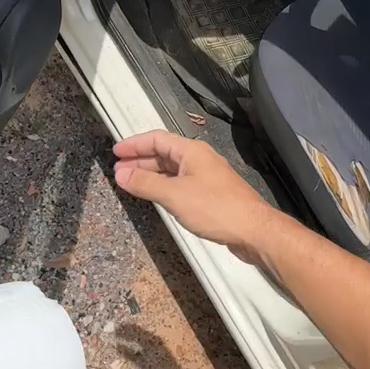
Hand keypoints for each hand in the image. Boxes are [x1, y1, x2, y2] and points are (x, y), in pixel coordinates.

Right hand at [112, 131, 283, 259]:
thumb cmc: (217, 208)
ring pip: (172, 170)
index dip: (134, 144)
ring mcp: (206, 177)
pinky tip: (156, 196)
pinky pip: (180, 184)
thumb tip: (122, 173)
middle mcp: (199, 159)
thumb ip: (146, 183)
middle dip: (140, 160)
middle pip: (164, 153)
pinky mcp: (210, 194)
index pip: (157, 139)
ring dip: (151, 174)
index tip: (116, 152)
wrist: (253, 230)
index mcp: (191, 151)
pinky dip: (164, 186)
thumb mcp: (174, 195)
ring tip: (131, 183)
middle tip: (119, 169)